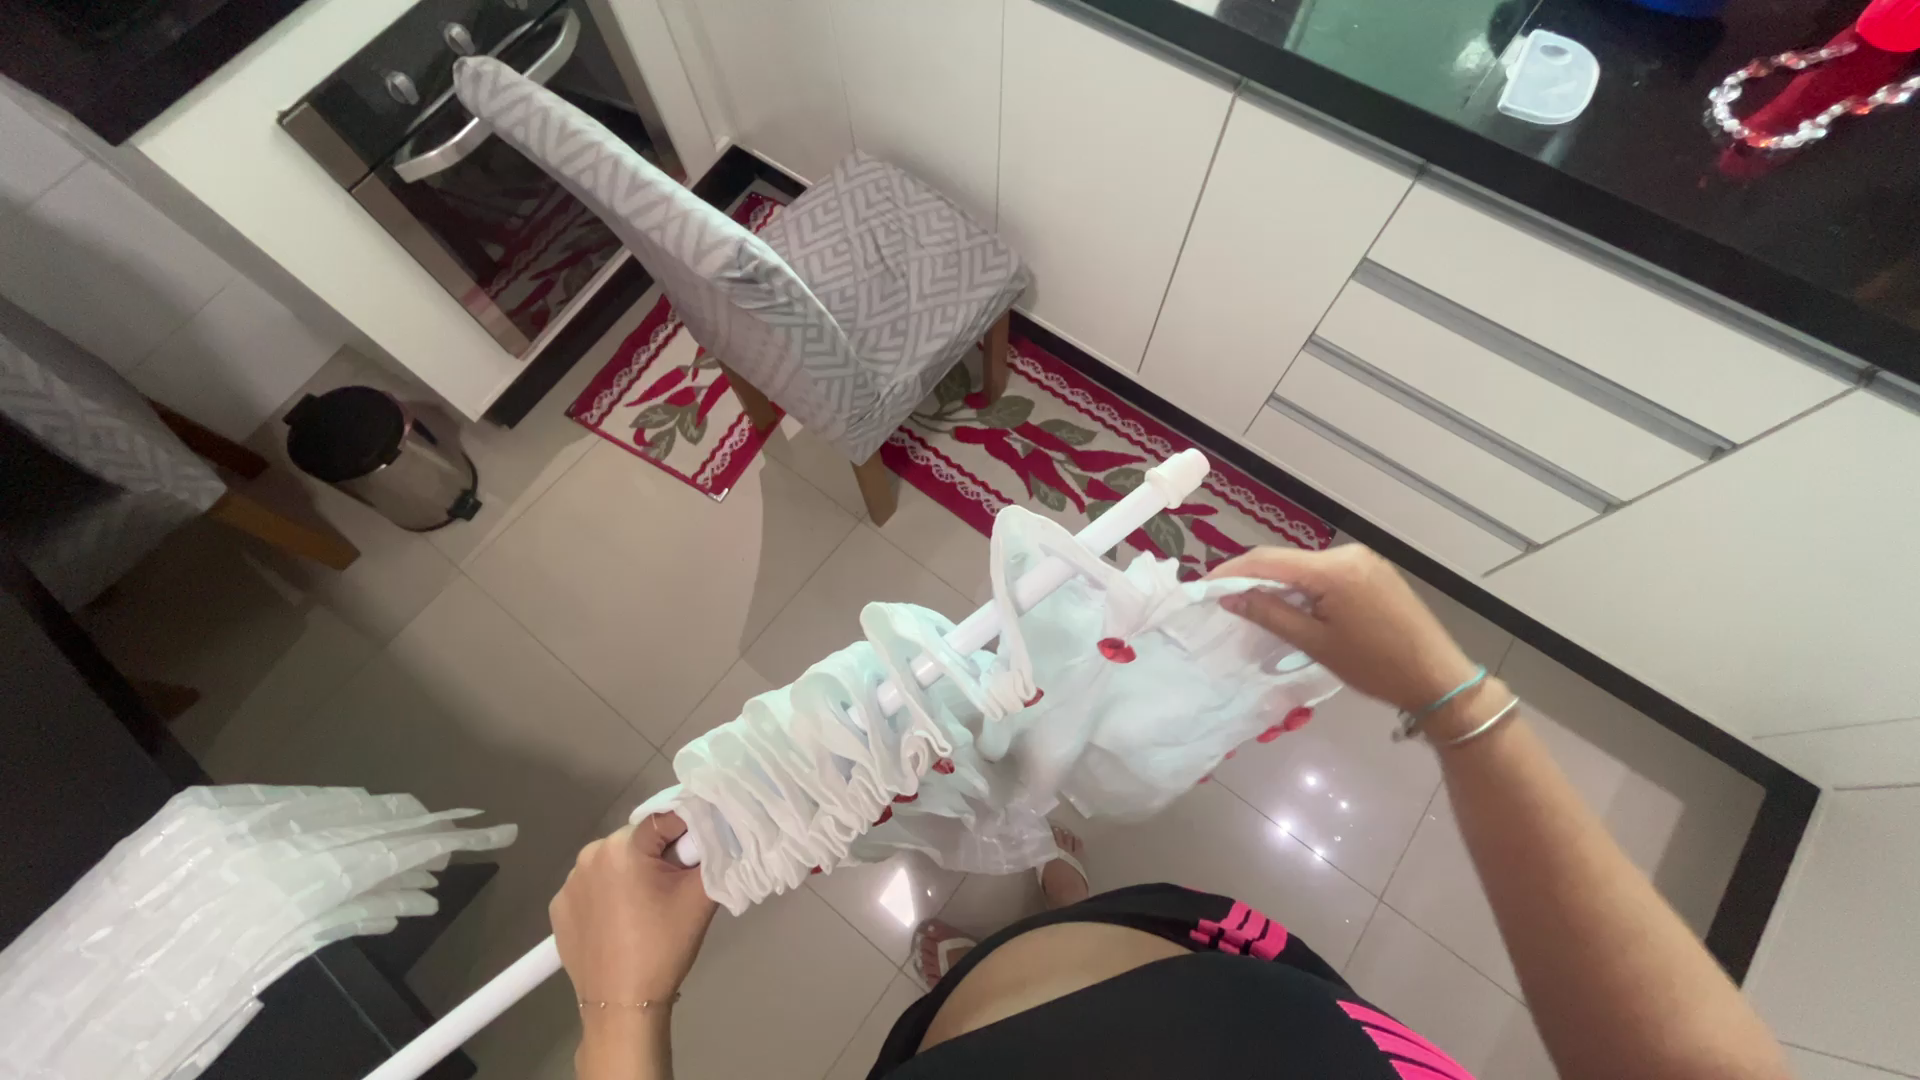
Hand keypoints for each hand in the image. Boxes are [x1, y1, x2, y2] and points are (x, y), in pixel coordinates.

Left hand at [550, 813, 715, 1012]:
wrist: (623, 1005)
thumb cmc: (664, 945)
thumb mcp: (701, 893)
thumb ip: (714, 851)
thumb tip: (719, 828)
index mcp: (623, 846)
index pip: (666, 817)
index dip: (688, 831)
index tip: (698, 853)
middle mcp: (590, 855)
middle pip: (639, 838)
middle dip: (659, 853)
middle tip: (674, 884)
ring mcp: (569, 882)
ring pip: (616, 859)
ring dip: (633, 870)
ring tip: (648, 905)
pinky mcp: (558, 906)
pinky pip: (594, 883)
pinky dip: (609, 891)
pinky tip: (621, 918)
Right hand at [1210, 545, 1483, 714]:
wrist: (1439, 679)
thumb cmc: (1374, 667)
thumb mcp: (1314, 643)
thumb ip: (1269, 613)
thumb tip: (1229, 596)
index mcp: (1333, 569)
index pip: (1266, 560)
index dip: (1230, 570)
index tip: (1202, 585)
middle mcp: (1347, 554)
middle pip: (1284, 559)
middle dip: (1251, 576)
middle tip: (1222, 596)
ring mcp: (1363, 560)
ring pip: (1303, 566)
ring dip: (1277, 582)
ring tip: (1252, 604)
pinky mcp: (1373, 571)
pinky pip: (1324, 572)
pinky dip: (1302, 585)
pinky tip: (1291, 604)